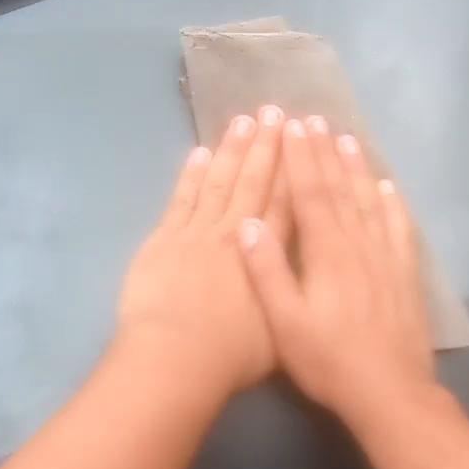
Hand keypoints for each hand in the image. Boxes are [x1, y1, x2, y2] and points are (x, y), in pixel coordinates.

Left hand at [113, 105, 290, 399]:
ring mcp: (196, 234)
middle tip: (274, 112)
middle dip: (266, 147)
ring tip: (243, 120)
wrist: (176, 356)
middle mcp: (234, 235)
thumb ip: (289, 295)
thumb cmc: (232, 355)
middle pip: (254, 183)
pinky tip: (200, 153)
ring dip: (231, 150)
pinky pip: (182, 200)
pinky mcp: (164, 241)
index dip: (296, 170)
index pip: (286, 204)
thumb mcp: (280, 330)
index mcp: (266, 256)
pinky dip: (192, 176)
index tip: (303, 140)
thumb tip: (304, 275)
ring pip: (219, 183)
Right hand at [237, 116, 436, 423]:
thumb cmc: (329, 361)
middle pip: (340, 190)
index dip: (300, 158)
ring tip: (348, 138)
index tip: (291, 126)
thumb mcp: (285, 323)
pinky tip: (388, 188)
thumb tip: (248, 224)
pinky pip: (399, 229)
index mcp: (327, 253)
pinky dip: (392, 204)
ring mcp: (387, 259)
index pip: (310, 194)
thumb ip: (267, 272)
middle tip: (315, 118)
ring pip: (370, 202)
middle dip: (325, 153)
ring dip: (357, 169)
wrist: (389, 392)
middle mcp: (359, 246)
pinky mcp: (405, 276)